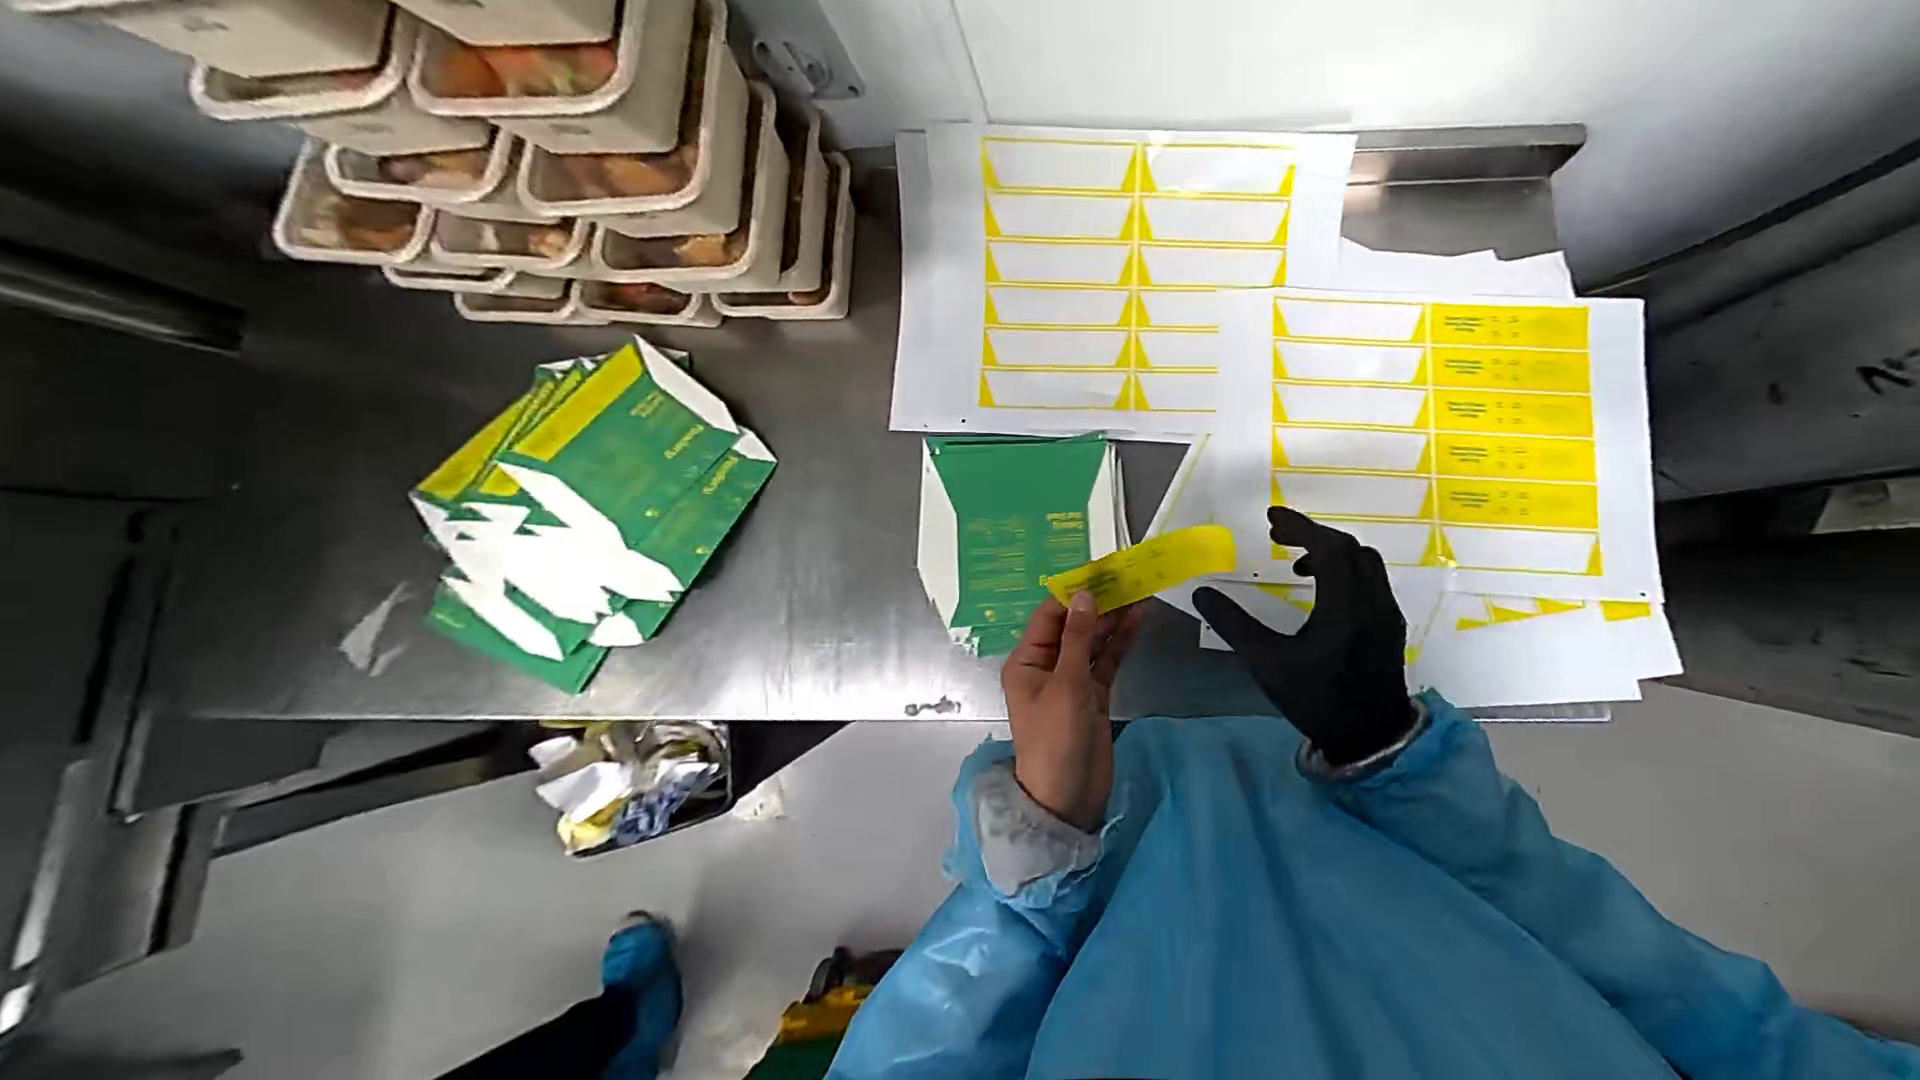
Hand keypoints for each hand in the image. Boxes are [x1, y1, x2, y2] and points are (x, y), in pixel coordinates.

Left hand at [1001, 592, 1142, 829]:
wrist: (1067, 798)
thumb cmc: (1056, 740)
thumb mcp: (1065, 686)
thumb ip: (1076, 639)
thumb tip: (1083, 595)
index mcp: (1026, 661)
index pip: (1048, 617)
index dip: (1072, 594)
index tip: (1098, 571)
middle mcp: (1046, 666)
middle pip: (1073, 627)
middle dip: (1097, 605)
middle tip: (1126, 578)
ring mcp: (1071, 681)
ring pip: (1092, 643)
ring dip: (1112, 621)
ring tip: (1137, 592)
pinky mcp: (1093, 696)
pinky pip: (1105, 663)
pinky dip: (1119, 644)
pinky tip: (1136, 622)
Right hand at [1193, 507, 1413, 766]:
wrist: (1369, 735)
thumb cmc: (1315, 697)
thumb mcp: (1266, 662)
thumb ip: (1234, 624)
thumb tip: (1202, 593)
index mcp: (1344, 607)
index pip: (1328, 548)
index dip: (1299, 526)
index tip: (1271, 517)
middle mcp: (1372, 601)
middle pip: (1348, 548)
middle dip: (1311, 534)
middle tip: (1277, 534)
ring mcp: (1386, 612)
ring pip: (1364, 561)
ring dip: (1330, 550)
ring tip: (1296, 563)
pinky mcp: (1389, 624)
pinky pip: (1369, 579)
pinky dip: (1343, 569)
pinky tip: (1320, 589)